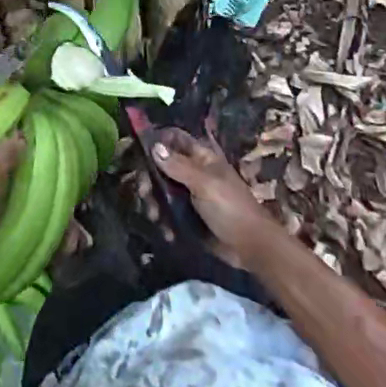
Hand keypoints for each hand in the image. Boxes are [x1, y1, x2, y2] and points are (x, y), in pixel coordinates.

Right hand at [153, 128, 277, 258]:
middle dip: (148, 178)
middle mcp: (192, 171)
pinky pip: (167, 210)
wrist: (250, 247)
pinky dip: (162, 218)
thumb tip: (154, 145)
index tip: (135, 150)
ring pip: (160, 188)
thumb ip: (178, 165)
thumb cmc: (231, 208)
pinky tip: (165, 231)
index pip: (174, 138)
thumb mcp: (204, 184)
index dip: (155, 140)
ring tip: (154, 217)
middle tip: (143, 193)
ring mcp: (189, 193)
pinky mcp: (187, 214)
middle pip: (160, 165)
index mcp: (201, 157)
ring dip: (153, 201)